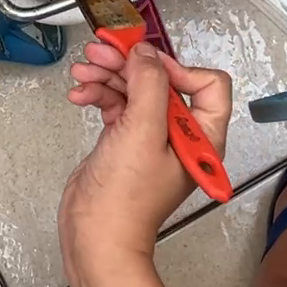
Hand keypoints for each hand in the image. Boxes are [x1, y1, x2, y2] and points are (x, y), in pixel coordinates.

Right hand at [59, 41, 232, 263]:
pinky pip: (114, 103)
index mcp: (201, 136)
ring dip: (106, 75)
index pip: (206, 85)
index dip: (175, 68)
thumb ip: (149, 85)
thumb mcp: (143, 132)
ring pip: (132, 88)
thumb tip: (146, 51)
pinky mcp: (122, 140)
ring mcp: (148, 137)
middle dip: (128, 64)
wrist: (95, 234)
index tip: (143, 63)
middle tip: (99, 53)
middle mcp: (178, 134)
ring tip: (83, 71)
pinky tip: (79, 95)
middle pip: (160, 81)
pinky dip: (97, 94)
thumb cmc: (126, 198)